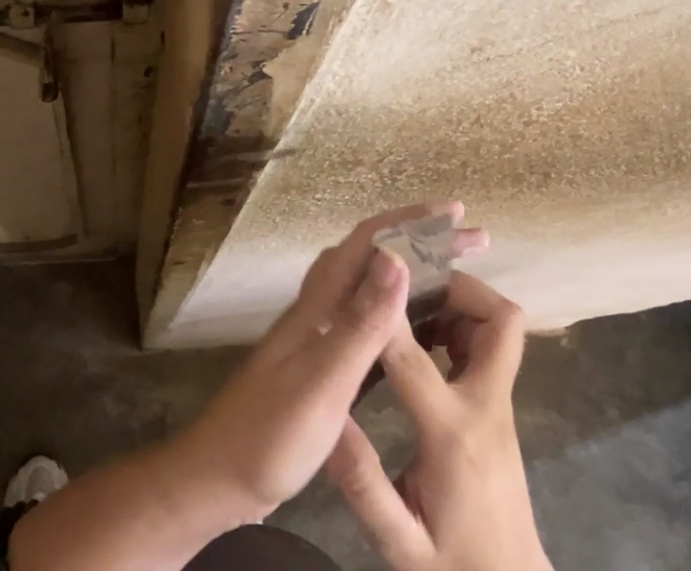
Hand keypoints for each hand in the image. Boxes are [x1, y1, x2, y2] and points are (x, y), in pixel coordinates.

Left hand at [171, 203, 484, 520]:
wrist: (217, 478)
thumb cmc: (268, 435)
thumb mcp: (322, 382)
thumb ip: (360, 325)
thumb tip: (397, 260)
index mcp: (316, 309)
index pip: (365, 246)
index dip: (411, 223)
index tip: (457, 213)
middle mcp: (316, 313)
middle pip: (370, 260)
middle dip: (419, 243)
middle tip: (472, 242)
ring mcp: (315, 341)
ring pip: (368, 291)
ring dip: (410, 276)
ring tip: (455, 279)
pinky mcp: (318, 369)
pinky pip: (365, 327)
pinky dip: (397, 318)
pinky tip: (415, 333)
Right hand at [325, 270, 551, 570]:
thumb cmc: (451, 565)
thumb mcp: (400, 542)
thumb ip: (364, 485)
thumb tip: (330, 421)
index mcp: (453, 437)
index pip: (414, 361)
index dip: (385, 315)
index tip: (362, 278)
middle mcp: (486, 409)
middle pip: (498, 322)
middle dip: (457, 286)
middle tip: (406, 280)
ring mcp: (499, 408)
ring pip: (500, 328)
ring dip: (459, 301)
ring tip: (405, 301)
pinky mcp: (498, 411)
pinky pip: (489, 348)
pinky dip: (457, 326)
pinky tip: (417, 337)